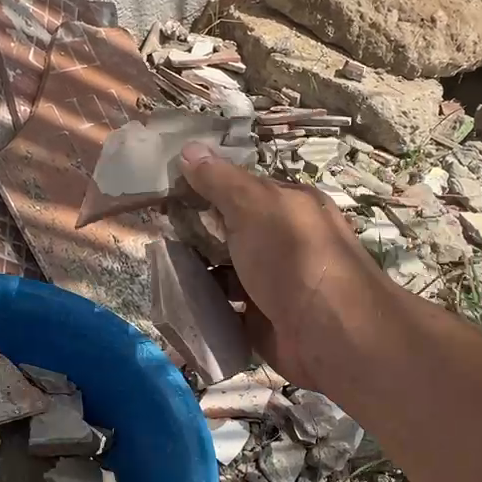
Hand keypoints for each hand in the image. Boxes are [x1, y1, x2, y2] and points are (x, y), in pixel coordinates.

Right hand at [178, 141, 382, 387]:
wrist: (327, 332)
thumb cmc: (293, 256)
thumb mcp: (255, 205)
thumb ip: (221, 181)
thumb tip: (188, 149)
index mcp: (288, 207)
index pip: (241, 190)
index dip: (205, 188)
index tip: (165, 193)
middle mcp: (282, 243)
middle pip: (229, 233)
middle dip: (195, 235)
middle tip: (153, 234)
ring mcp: (271, 285)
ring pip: (223, 274)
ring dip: (195, 274)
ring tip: (159, 271)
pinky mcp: (259, 322)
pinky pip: (223, 310)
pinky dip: (202, 308)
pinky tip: (176, 304)